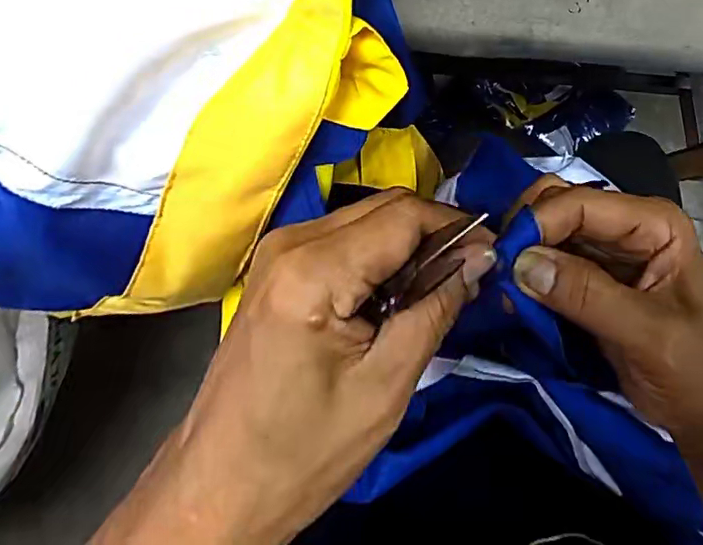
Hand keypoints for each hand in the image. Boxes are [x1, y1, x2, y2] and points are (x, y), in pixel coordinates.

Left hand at [95, 190, 495, 544]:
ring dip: (413, 242)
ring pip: (374, 216)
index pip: (407, 215)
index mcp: (313, 270)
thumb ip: (439, 306)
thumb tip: (482, 255)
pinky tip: (397, 292)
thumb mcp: (386, 384)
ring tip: (437, 287)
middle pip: (391, 207)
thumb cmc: (301, 451)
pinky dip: (386, 253)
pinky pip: (351, 234)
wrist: (211, 496)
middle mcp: (292, 242)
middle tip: (469, 273)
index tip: (491, 255)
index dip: (458, 227)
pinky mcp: (280, 265)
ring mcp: (280, 250)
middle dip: (438, 233)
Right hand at [507, 178, 702, 454]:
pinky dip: (531, 277)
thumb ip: (587, 296)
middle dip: (526, 231)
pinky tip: (515, 300)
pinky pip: (555, 264)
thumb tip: (521, 263)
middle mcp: (631, 225)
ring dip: (524, 254)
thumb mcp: (649, 335)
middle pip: (563, 205)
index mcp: (655, 222)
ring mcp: (613, 252)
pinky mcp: (597, 281)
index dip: (539, 223)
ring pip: (553, 232)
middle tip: (495, 272)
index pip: (583, 202)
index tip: (500, 261)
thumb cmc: (701, 371)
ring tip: (499, 289)